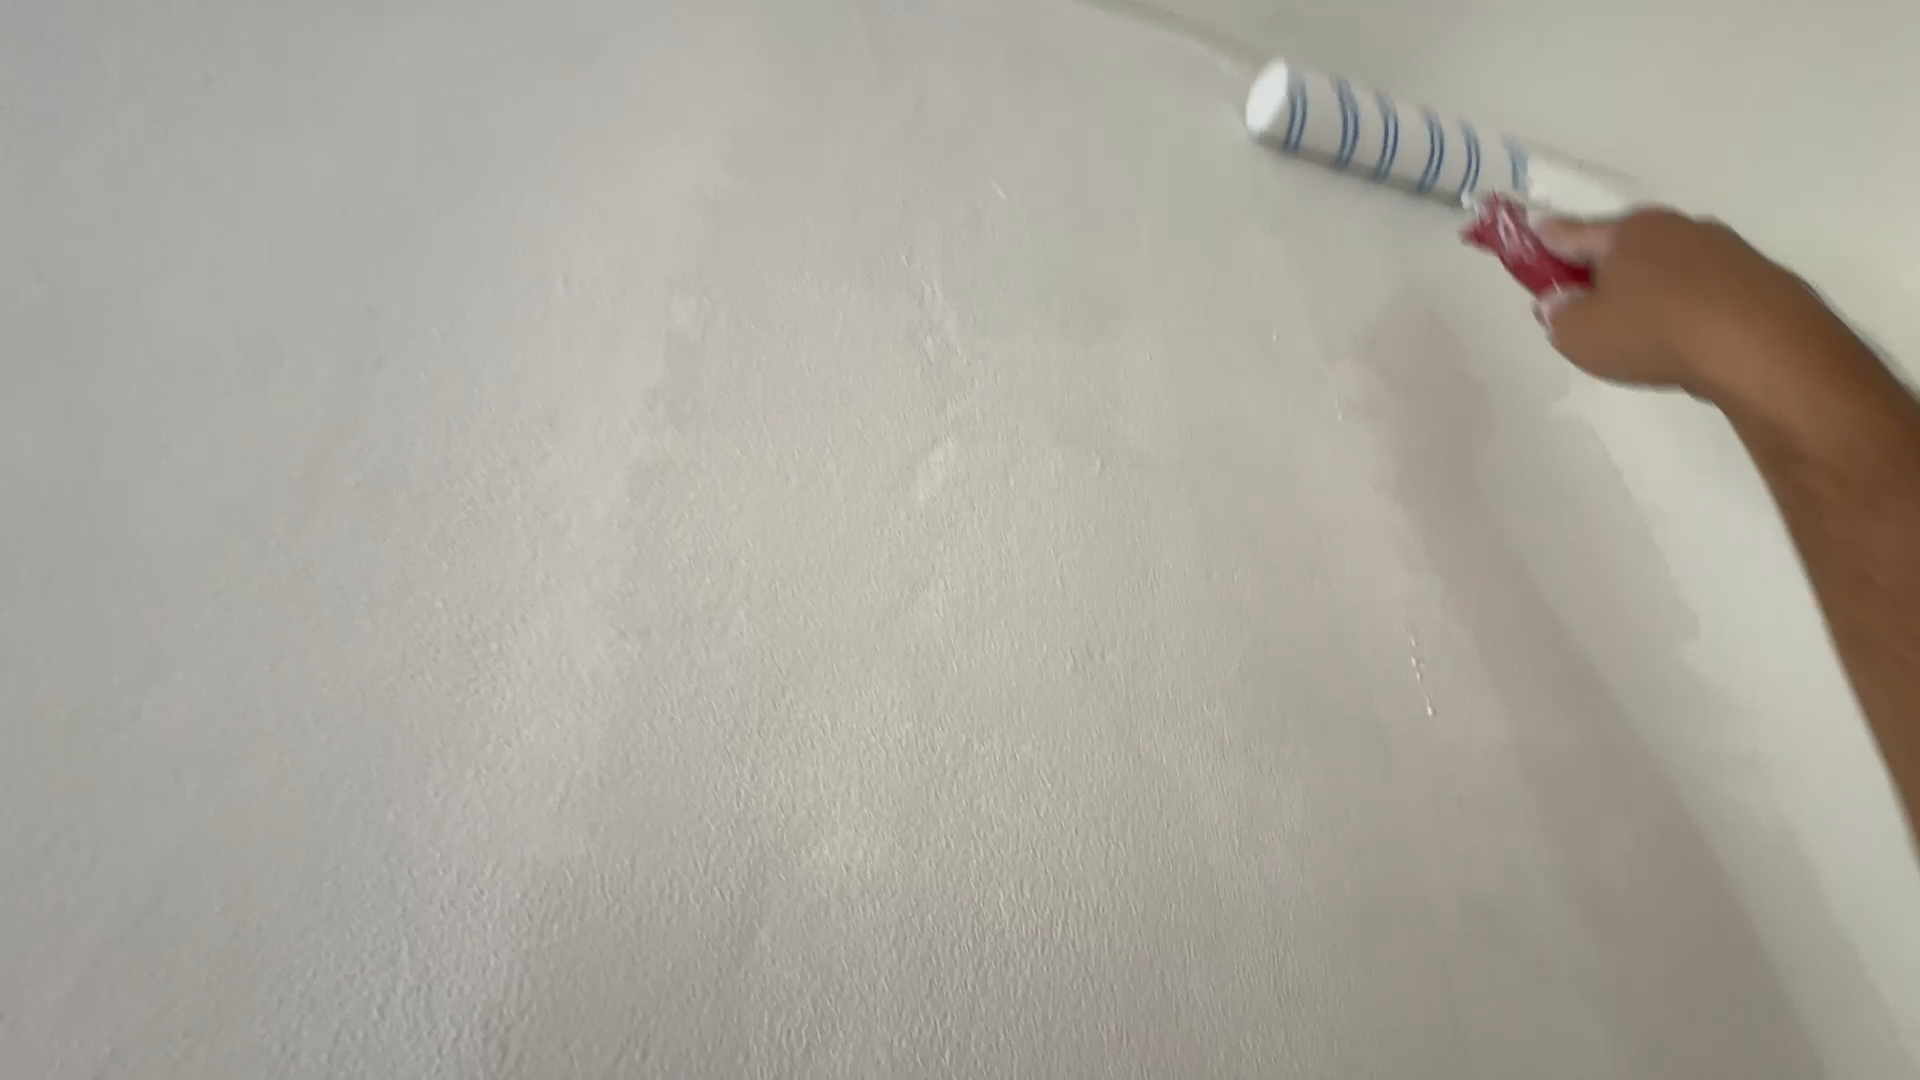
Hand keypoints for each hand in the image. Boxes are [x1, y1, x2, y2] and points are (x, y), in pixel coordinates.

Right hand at [1534, 208, 1845, 405]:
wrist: (1763, 349)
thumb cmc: (1651, 333)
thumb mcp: (1575, 333)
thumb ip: (1556, 313)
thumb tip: (1560, 298)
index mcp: (1626, 233)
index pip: (1569, 232)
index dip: (1543, 237)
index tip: (1530, 230)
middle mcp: (1675, 227)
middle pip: (1618, 248)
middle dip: (1596, 270)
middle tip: (1579, 306)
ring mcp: (1721, 248)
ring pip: (1659, 266)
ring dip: (1639, 289)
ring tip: (1631, 331)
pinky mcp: (1752, 275)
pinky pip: (1695, 286)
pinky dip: (1676, 304)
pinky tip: (1673, 336)